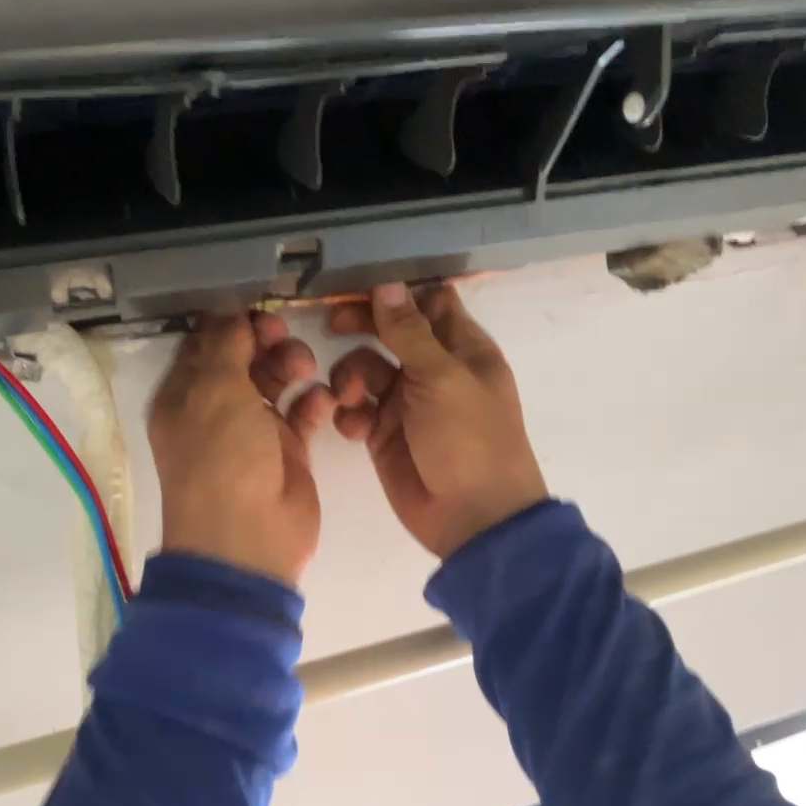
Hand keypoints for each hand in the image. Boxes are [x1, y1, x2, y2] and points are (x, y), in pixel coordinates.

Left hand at [148, 313, 336, 585]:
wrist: (249, 540)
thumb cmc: (221, 458)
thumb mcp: (214, 392)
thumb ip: (224, 345)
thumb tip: (229, 312)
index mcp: (184, 395)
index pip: (204, 343)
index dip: (230, 321)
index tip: (258, 306)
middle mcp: (215, 408)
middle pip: (242, 357)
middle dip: (264, 340)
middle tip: (282, 333)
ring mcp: (252, 429)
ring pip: (273, 378)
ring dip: (290, 364)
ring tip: (304, 368)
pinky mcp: (287, 449)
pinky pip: (302, 410)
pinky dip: (313, 399)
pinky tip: (321, 399)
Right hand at [329, 283, 547, 559]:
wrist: (472, 520)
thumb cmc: (469, 440)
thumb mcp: (443, 379)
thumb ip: (410, 332)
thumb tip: (388, 285)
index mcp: (461, 349)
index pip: (428, 303)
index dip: (396, 294)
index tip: (359, 287)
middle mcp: (432, 370)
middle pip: (388, 331)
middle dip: (361, 327)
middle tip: (332, 326)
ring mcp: (405, 402)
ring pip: (364, 368)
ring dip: (350, 377)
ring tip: (349, 398)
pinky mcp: (382, 434)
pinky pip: (355, 409)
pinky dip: (349, 414)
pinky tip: (353, 429)